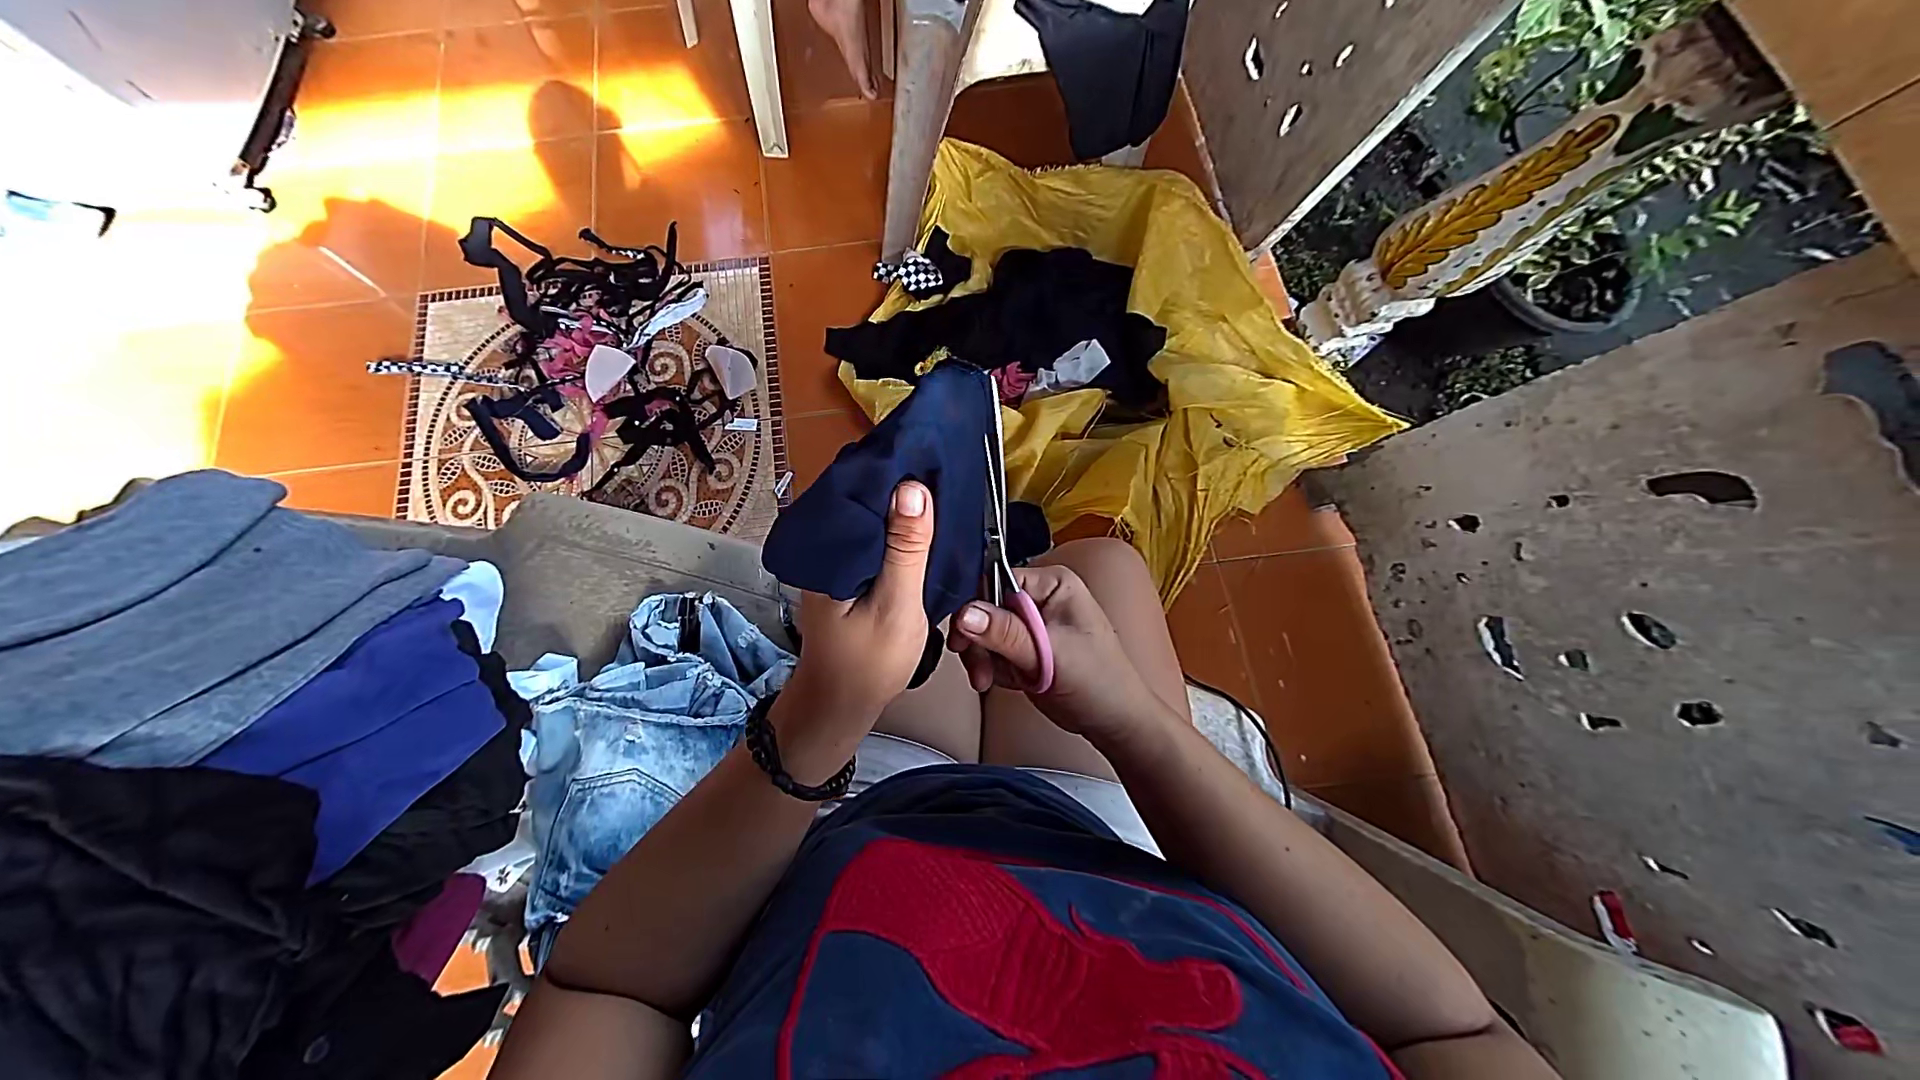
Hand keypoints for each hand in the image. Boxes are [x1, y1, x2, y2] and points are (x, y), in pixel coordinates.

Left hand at [789, 480, 933, 722]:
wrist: (842, 705)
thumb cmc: (868, 662)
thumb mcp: (896, 604)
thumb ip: (905, 549)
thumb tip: (911, 487)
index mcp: (831, 550)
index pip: (858, 491)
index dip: (892, 468)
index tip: (928, 449)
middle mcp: (827, 548)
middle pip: (864, 501)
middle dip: (898, 483)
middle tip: (941, 464)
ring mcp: (837, 561)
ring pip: (870, 520)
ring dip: (899, 507)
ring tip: (936, 487)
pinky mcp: (850, 574)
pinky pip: (874, 540)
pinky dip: (896, 531)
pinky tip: (921, 527)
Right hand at [946, 564, 1172, 744]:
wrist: (1112, 722)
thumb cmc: (1100, 682)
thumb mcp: (1050, 654)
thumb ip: (1006, 633)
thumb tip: (965, 613)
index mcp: (1053, 584)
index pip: (995, 581)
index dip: (976, 609)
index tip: (963, 640)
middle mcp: (1039, 598)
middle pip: (984, 607)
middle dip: (978, 642)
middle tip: (979, 669)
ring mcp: (1031, 623)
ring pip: (983, 631)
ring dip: (982, 659)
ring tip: (991, 680)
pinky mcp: (1024, 647)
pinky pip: (991, 651)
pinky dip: (991, 669)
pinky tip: (1008, 682)